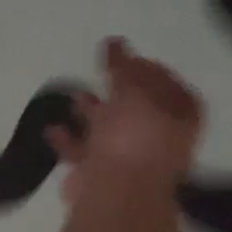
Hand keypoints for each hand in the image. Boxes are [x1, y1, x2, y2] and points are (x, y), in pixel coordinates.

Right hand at [46, 38, 203, 202]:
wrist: (116, 190)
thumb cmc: (134, 138)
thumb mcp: (132, 93)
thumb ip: (122, 68)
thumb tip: (115, 41)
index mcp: (179, 113)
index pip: (165, 81)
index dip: (145, 67)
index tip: (120, 56)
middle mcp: (160, 134)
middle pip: (138, 105)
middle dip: (118, 89)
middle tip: (97, 72)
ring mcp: (130, 155)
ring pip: (109, 127)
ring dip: (92, 112)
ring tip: (73, 96)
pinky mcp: (99, 171)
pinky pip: (82, 149)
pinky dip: (68, 138)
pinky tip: (52, 127)